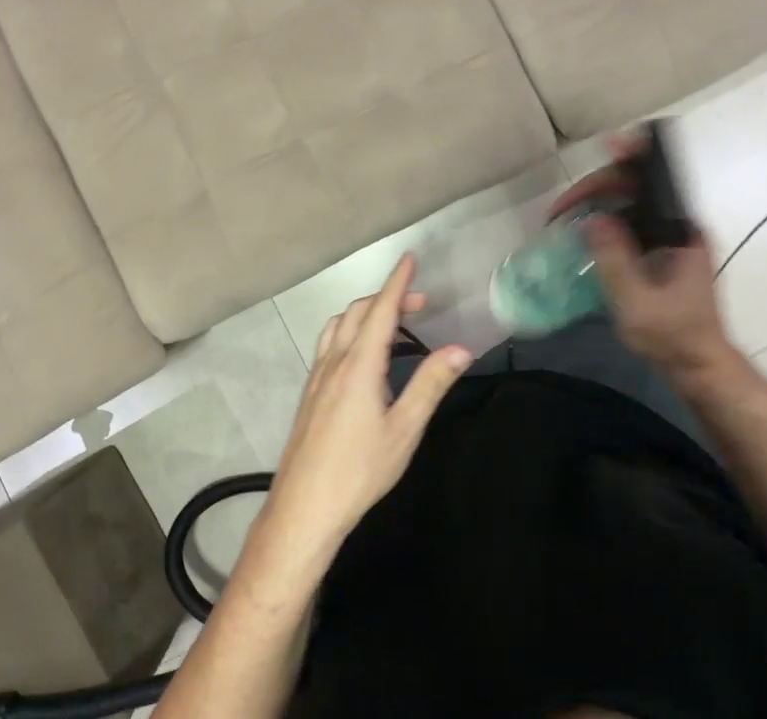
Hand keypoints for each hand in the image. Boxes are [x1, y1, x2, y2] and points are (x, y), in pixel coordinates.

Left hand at [263, 255, 472, 555]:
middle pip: (357, 313)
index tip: (410, 258)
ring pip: (337, 327)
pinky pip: (328, 345)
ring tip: (393, 324)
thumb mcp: (405, 429)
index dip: (397, 283)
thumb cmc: (360, 470)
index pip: (381, 311)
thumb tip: (462, 348)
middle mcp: (333, 362)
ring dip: (365, 313)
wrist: (305, 507)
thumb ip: (431, 384)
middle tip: (422, 304)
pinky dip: (349, 332)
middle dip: (388, 298)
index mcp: (359, 365)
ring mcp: (316, 378)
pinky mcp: (309, 394)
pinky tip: (362, 357)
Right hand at [553, 134, 741, 381]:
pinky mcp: (663, 252)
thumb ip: (615, 259)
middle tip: (559, 210)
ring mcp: (672, 238)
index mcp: (682, 230)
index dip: (634, 156)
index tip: (607, 145)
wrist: (699, 366)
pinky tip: (584, 231)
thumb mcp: (637, 302)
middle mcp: (680, 226)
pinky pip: (632, 220)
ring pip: (632, 202)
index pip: (658, 177)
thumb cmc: (673, 336)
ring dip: (598, 201)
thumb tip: (593, 218)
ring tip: (564, 217)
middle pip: (638, 186)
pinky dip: (607, 217)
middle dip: (596, 187)